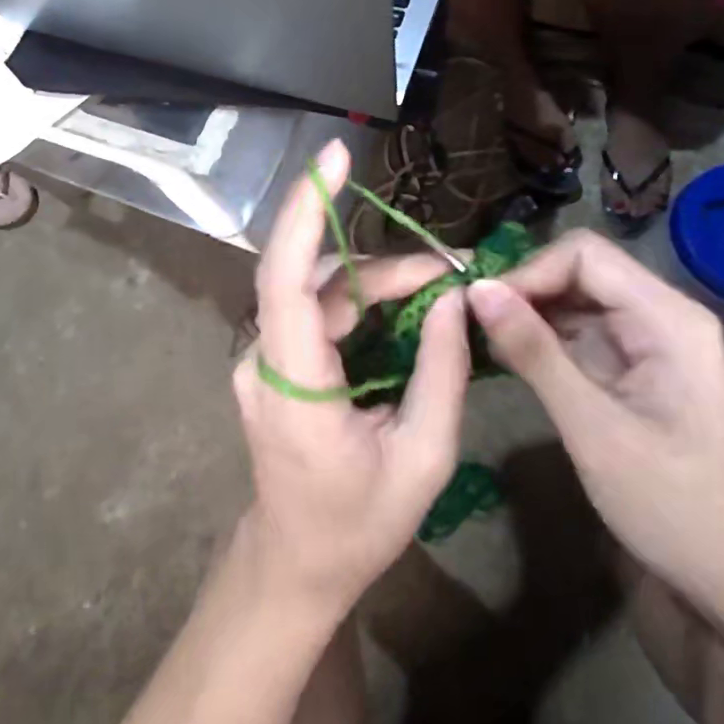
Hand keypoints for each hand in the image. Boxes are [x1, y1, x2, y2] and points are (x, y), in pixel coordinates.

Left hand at [232, 140, 469, 611]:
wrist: (296, 568)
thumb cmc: (359, 525)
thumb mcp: (424, 456)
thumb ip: (443, 371)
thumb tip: (458, 300)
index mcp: (293, 388)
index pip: (286, 279)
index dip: (308, 210)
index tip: (336, 156)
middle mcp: (265, 364)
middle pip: (319, 281)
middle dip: (387, 265)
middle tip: (452, 271)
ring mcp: (265, 365)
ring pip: (323, 295)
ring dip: (382, 284)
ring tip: (443, 290)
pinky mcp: (278, 368)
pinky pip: (322, 316)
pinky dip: (367, 304)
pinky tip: (411, 311)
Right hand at [465, 230, 723, 618]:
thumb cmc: (677, 508)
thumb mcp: (596, 429)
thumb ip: (536, 355)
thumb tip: (477, 290)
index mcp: (668, 317)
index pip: (586, 256)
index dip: (527, 271)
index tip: (475, 307)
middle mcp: (665, 320)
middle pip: (586, 277)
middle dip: (526, 292)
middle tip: (467, 327)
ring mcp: (655, 352)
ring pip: (583, 311)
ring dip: (533, 320)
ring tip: (479, 344)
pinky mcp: (643, 382)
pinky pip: (590, 346)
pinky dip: (550, 350)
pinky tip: (511, 364)